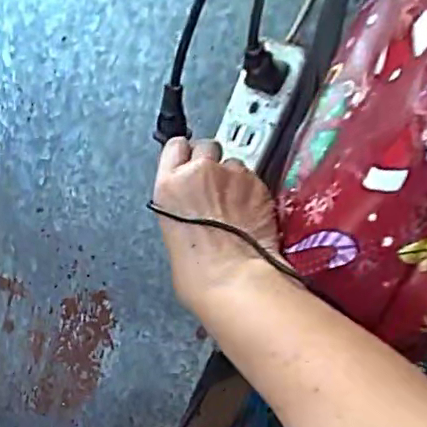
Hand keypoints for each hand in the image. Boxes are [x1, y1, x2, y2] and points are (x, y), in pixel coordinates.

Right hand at [152, 137, 285, 305]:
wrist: (233, 280)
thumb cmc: (198, 273)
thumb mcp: (171, 238)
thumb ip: (178, 211)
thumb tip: (190, 210)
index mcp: (169, 187)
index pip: (175, 147)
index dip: (183, 156)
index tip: (187, 164)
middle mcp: (199, 173)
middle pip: (205, 147)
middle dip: (210, 164)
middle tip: (212, 190)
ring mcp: (232, 174)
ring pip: (232, 162)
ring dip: (232, 179)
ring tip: (232, 208)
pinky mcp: (258, 182)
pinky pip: (253, 177)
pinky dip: (251, 191)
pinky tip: (247, 214)